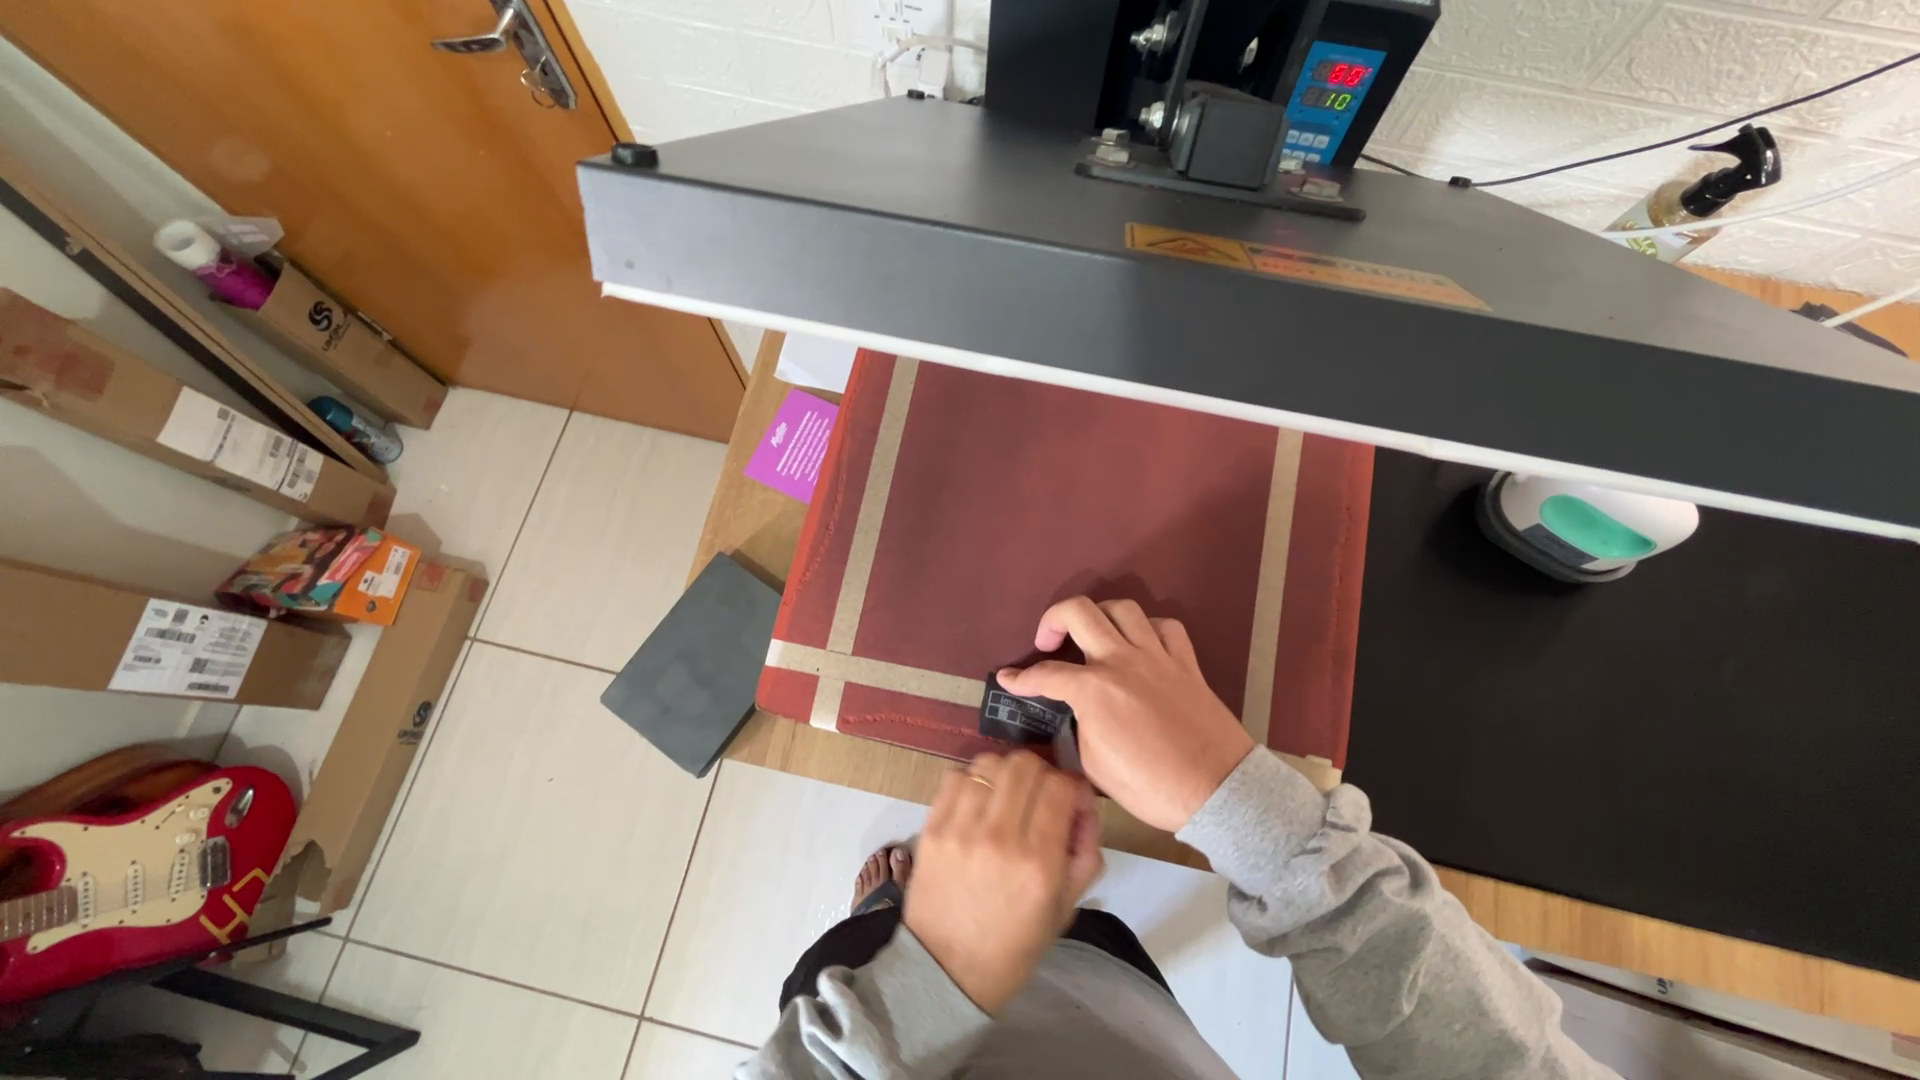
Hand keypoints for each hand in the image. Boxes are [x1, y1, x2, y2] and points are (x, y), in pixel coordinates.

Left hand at [903, 751, 1103, 1013]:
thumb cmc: (1014, 945)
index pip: (1060, 785)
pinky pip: (956, 777)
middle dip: (1042, 774)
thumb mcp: (1066, 907)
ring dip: (1007, 774)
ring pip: (990, 763)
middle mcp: (1000, 837)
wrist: (947, 970)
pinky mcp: (932, 827)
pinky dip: (973, 781)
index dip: (1072, 785)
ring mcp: (961, 829)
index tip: (1071, 799)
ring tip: (1008, 797)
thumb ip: (1086, 851)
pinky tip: (979, 803)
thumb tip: (1083, 802)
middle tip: (1040, 797)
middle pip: (1025, 765)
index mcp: (1039, 862)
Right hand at [997, 597, 1253, 832]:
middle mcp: (1122, 661)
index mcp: (1093, 690)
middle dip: (1052, 619)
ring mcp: (1157, 657)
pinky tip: (1141, 645)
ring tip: (1094, 637)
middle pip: (1079, 612)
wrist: (1216, 789)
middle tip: (1047, 642)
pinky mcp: (1186, 663)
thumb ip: (1081, 726)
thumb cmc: (1149, 786)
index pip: (1045, 675)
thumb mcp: (1095, 764)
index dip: (1020, 679)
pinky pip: (1166, 627)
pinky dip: (1148, 629)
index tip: (1007, 678)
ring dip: (1100, 616)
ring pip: (1123, 609)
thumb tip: (1079, 711)